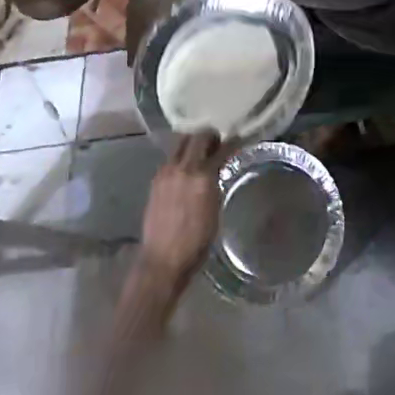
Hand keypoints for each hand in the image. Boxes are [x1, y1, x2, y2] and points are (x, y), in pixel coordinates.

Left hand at [139, 133, 230, 282]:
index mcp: (202, 177)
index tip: (239, 139)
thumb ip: (215, 184)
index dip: (232, 142)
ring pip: (181, 144)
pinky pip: (171, 159)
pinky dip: (182, 157)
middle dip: (210, 136)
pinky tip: (187, 169)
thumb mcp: (215, 210)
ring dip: (193, 144)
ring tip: (202, 153)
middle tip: (218, 142)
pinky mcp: (156, 180)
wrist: (163, 258)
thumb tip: (217, 170)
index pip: (221, 149)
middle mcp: (183, 168)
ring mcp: (166, 172)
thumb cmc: (197, 241)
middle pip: (197, 137)